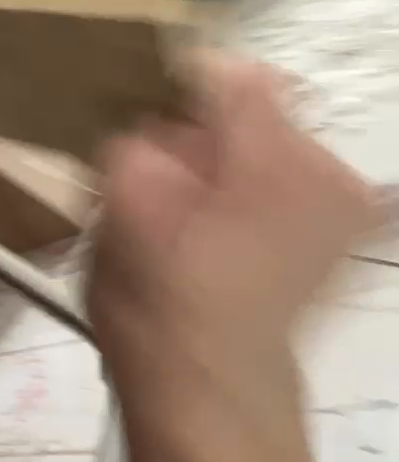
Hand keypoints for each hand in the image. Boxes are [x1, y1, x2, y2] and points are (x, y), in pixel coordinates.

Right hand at [88, 54, 376, 400]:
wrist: (204, 380)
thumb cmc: (152, 304)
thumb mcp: (119, 223)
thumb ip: (132, 156)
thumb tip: (143, 124)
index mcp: (272, 166)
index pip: (238, 82)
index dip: (180, 82)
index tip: (132, 101)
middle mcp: (327, 174)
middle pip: (254, 117)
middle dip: (191, 140)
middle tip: (142, 182)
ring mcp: (343, 206)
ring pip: (266, 152)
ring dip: (213, 169)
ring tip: (171, 217)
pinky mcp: (337, 233)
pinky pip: (285, 185)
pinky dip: (240, 195)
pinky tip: (208, 235)